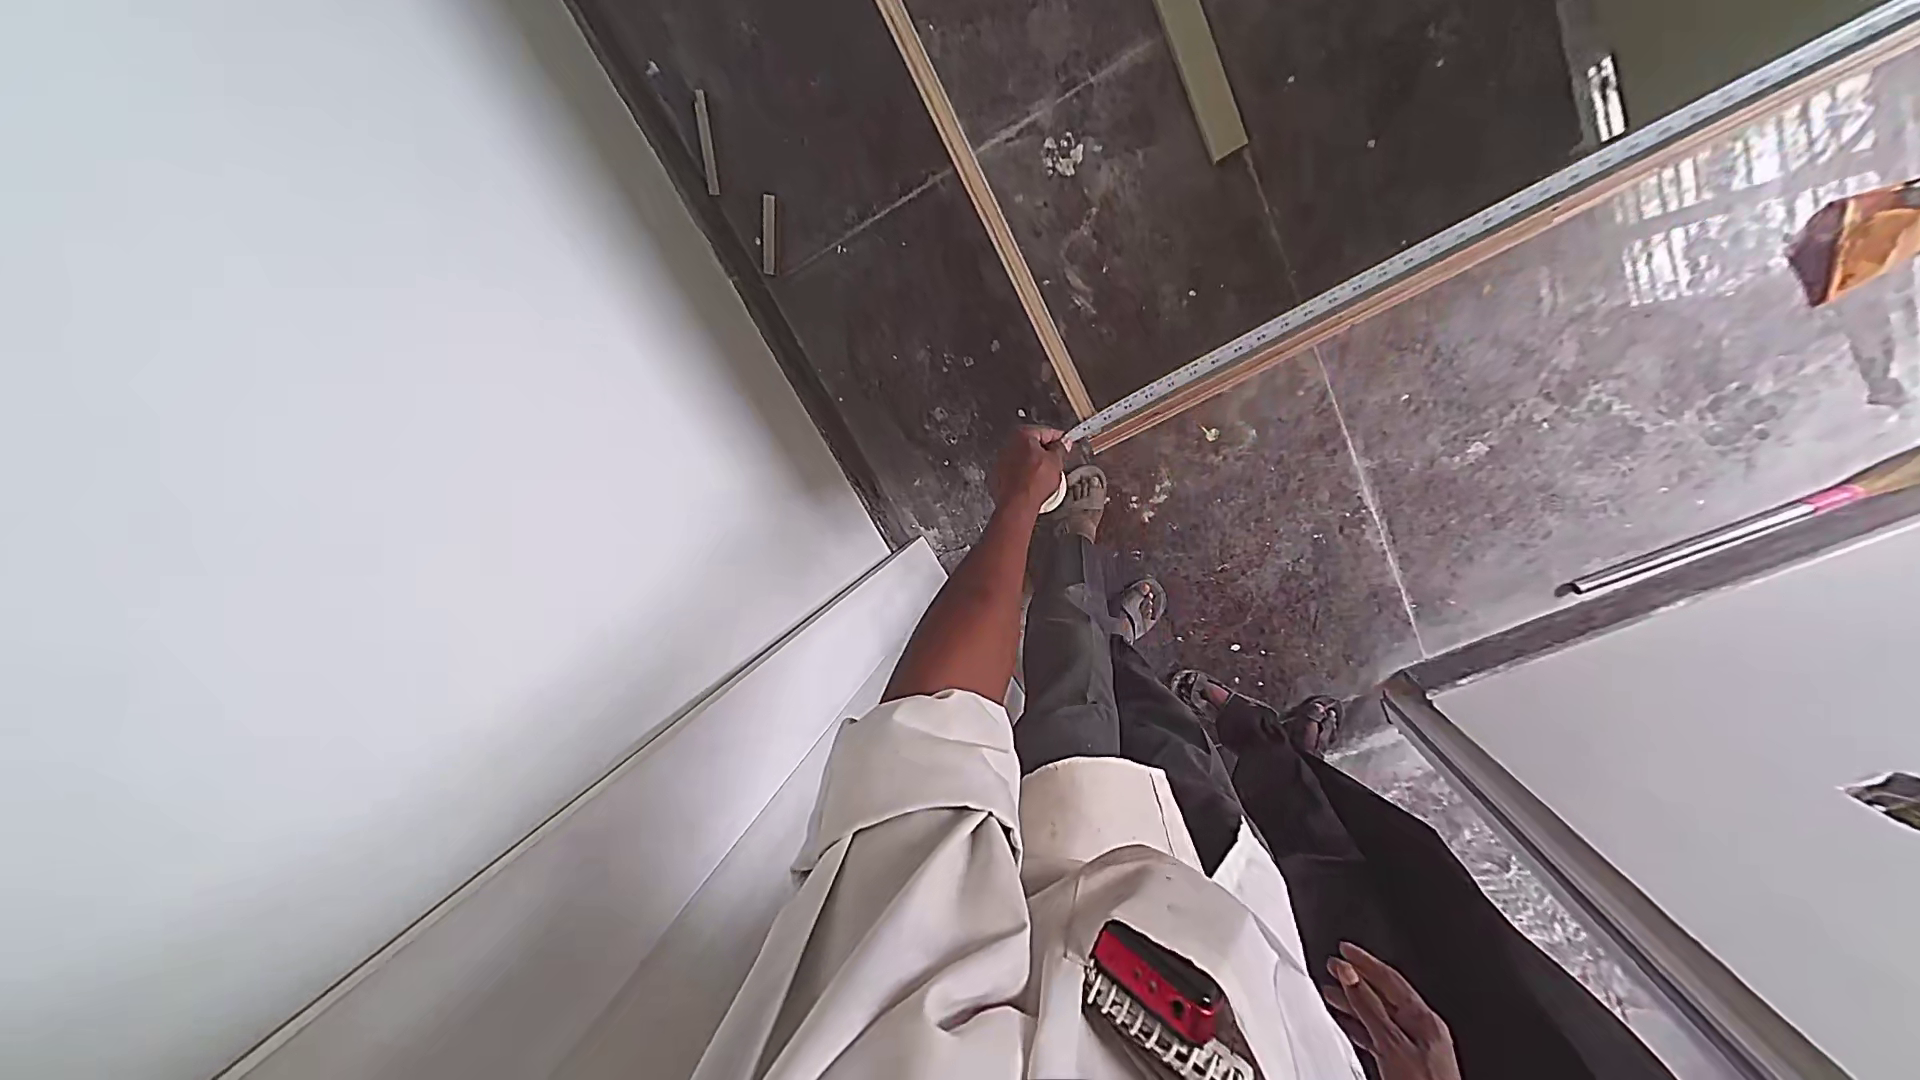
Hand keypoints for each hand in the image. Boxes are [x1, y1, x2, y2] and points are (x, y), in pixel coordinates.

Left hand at [989, 426, 1067, 511]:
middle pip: (1032, 444)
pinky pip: (1015, 471)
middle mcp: (1008, 445)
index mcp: (1022, 436)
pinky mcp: (998, 476)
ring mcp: (1001, 461)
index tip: (1065, 442)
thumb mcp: (1056, 462)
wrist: (1018, 503)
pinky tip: (1032, 483)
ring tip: (1045, 475)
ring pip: (1023, 458)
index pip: (1046, 431)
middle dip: (1045, 452)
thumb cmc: (1033, 482)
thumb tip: (1063, 444)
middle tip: (1056, 460)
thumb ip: (1060, 448)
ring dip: (1034, 464)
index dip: (1059, 438)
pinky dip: (1024, 475)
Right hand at [1322, 942, 1460, 1079]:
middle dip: (1355, 979)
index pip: (1390, 979)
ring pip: (1377, 1016)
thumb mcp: (1391, 1042)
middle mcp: (1422, 1032)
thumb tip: (1348, 972)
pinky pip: (1377, 1034)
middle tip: (1333, 966)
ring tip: (1332, 992)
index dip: (1365, 961)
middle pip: (1383, 995)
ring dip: (1353, 1002)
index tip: (1345, 949)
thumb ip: (1368, 1005)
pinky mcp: (1406, 1066)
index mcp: (1425, 1021)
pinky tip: (1348, 1023)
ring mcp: (1415, 1050)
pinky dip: (1360, 1025)